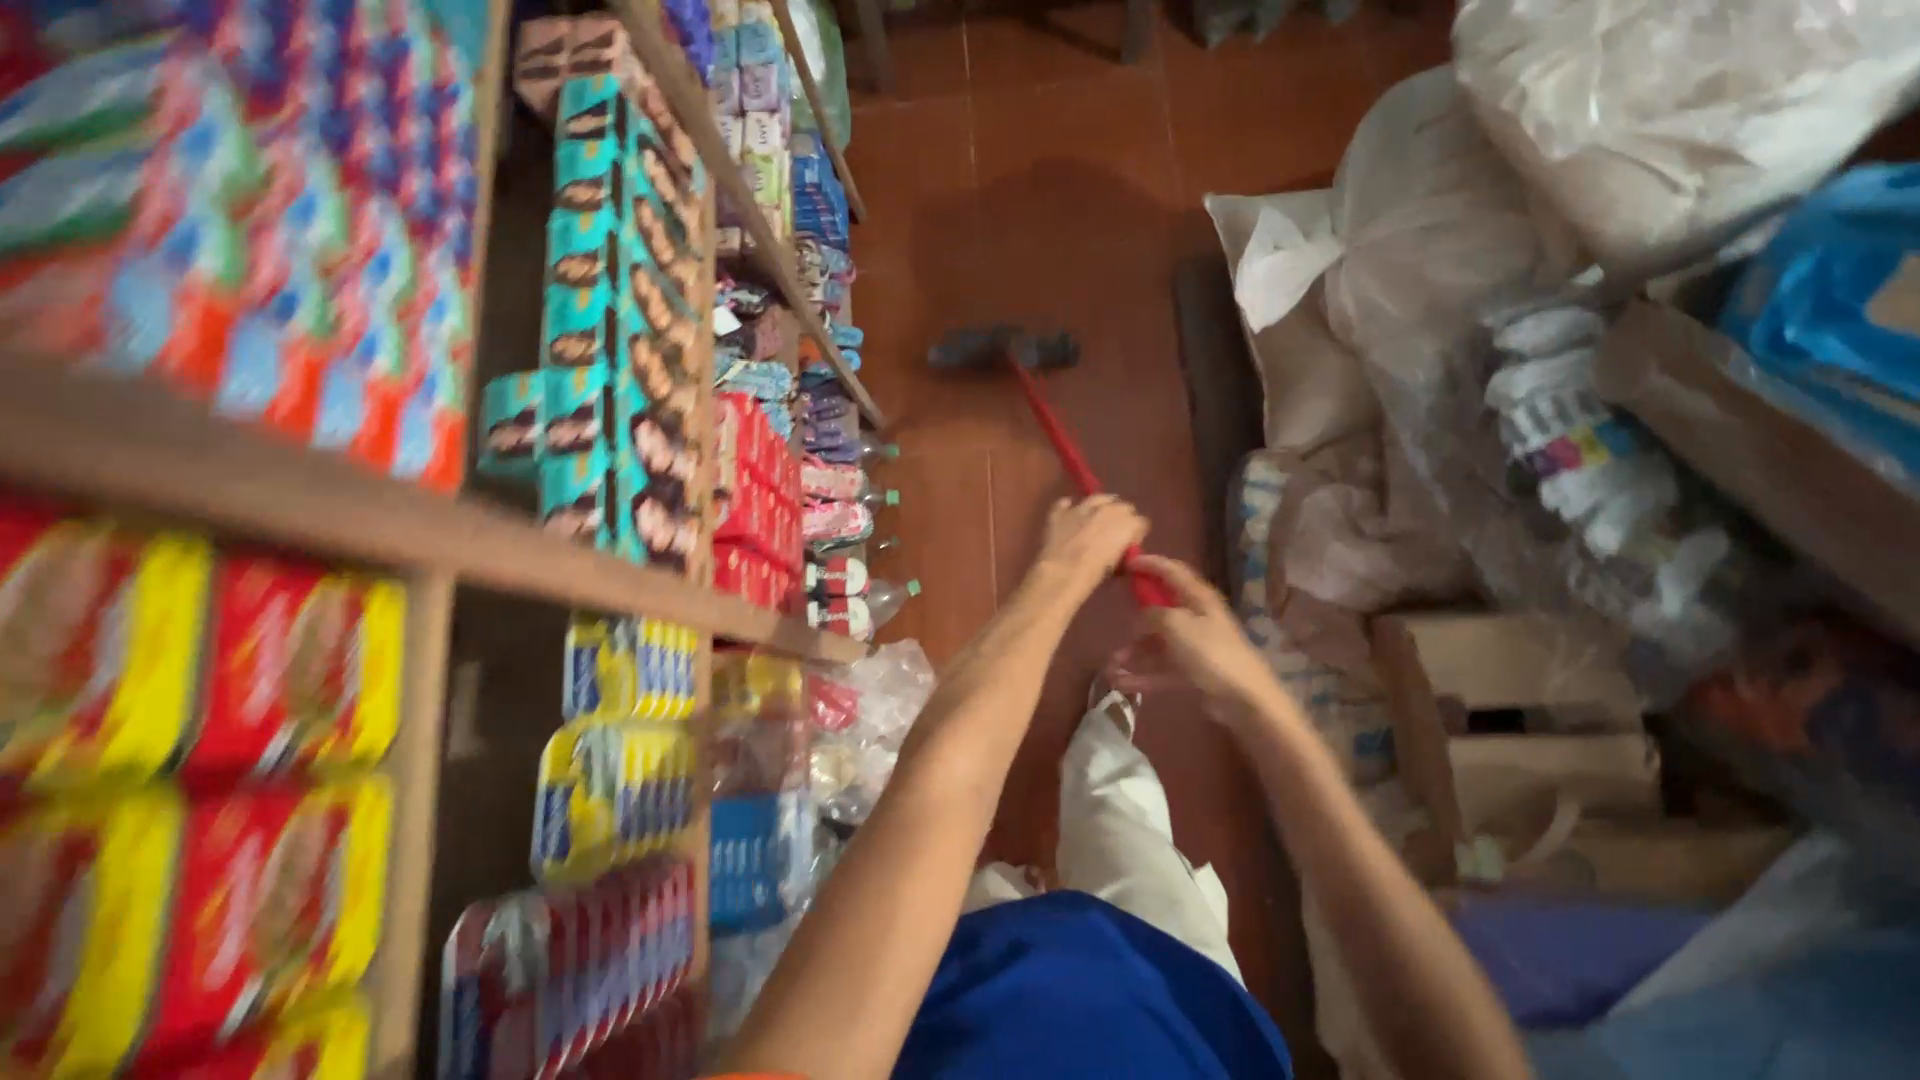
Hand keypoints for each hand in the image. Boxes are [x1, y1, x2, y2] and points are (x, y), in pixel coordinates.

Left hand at [1031, 495, 1148, 600]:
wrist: (1062, 573)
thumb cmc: (1095, 574)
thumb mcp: (1119, 567)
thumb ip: (1124, 552)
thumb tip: (1122, 551)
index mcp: (1128, 522)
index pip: (1141, 522)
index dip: (1135, 534)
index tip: (1129, 545)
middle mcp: (1108, 508)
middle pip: (1122, 507)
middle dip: (1120, 518)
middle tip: (1112, 535)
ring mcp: (1082, 506)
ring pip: (1098, 498)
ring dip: (1100, 508)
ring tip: (1094, 522)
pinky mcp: (1060, 510)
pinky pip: (1067, 503)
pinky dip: (1069, 509)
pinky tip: (1068, 519)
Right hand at [1131, 555, 1288, 720]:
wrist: (1242, 696)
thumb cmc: (1209, 651)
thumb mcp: (1175, 624)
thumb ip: (1151, 615)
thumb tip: (1140, 618)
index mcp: (1197, 598)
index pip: (1172, 571)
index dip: (1150, 564)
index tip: (1128, 562)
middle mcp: (1197, 618)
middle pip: (1161, 610)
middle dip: (1136, 618)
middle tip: (1116, 623)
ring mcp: (1195, 646)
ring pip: (1158, 643)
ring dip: (1135, 653)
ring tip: (1112, 667)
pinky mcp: (1193, 671)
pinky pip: (1162, 668)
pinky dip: (1143, 675)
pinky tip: (1122, 683)